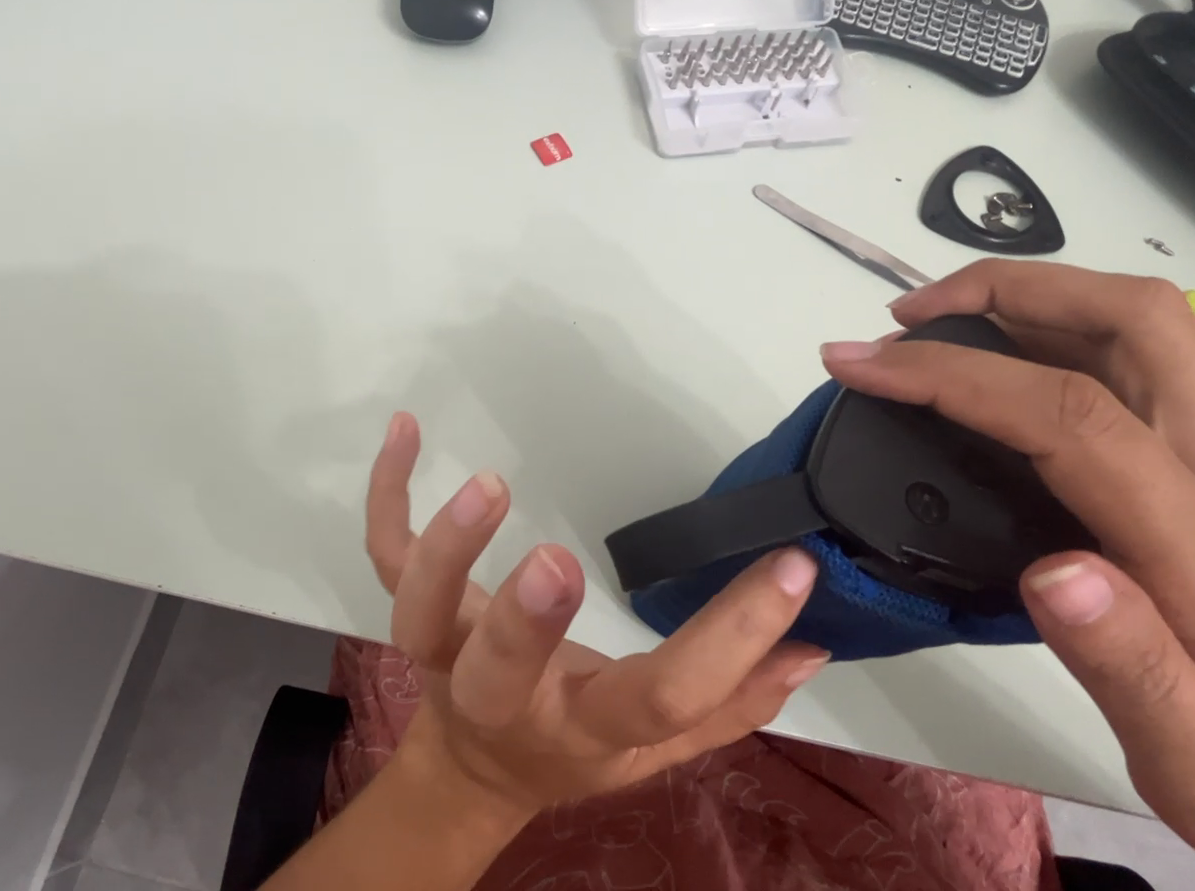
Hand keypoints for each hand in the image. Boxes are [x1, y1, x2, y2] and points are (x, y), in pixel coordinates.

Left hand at [364, 413, 830, 817]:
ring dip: (446, 550)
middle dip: (524, 624)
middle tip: (559, 561)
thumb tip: (811, 646)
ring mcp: (444, 651)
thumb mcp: (654, 748)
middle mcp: (504, 697)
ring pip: (420, 611)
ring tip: (489, 483)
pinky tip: (407, 428)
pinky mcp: (412, 610)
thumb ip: (730, 702)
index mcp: (583, 727)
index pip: (659, 698)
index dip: (728, 644)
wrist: (474, 767)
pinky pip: (383, 551)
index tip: (791, 568)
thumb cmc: (570, 749)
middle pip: (500, 672)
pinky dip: (386, 492)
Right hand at [820, 260, 1194, 890]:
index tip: (857, 363)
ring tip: (937, 331)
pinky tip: (1006, 384)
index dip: (951, 373)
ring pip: (1151, 329)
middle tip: (905, 315)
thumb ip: (1137, 677)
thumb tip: (1048, 569)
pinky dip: (1062, 339)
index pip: (1071, 417)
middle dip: (1007, 289)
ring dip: (1035, 301)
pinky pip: (1150, 368)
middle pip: (1137, 320)